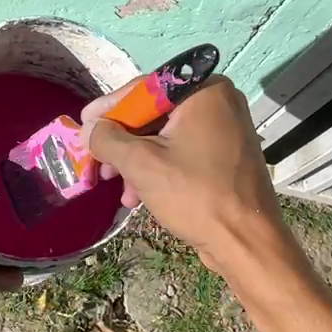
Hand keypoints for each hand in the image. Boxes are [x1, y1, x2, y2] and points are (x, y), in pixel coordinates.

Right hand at [80, 76, 286, 272]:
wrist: (247, 242)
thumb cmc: (195, 194)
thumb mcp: (142, 164)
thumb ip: (108, 139)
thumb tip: (89, 129)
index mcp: (204, 91)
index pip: (144, 89)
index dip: (110, 108)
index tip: (84, 122)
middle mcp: (219, 101)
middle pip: (154, 113)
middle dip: (123, 141)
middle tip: (98, 161)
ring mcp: (226, 129)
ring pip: (166, 135)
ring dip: (137, 160)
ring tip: (118, 186)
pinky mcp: (226, 155)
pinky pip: (183, 150)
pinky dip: (158, 168)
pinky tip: (139, 195)